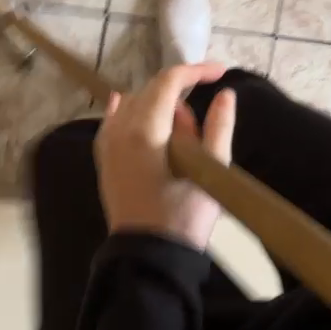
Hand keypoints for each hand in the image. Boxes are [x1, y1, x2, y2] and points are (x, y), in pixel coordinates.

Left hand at [94, 63, 236, 251]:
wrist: (148, 258)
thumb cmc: (184, 216)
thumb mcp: (211, 171)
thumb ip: (219, 126)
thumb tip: (225, 93)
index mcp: (146, 129)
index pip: (170, 81)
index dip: (196, 71)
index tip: (221, 73)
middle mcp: (121, 129)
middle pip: (151, 89)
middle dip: (180, 91)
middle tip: (203, 120)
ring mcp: (108, 144)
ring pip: (133, 102)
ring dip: (159, 103)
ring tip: (183, 133)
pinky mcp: (105, 159)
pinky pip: (114, 120)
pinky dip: (131, 111)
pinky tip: (141, 112)